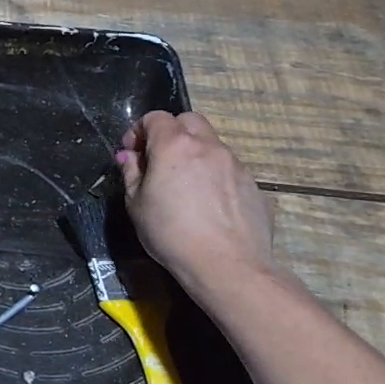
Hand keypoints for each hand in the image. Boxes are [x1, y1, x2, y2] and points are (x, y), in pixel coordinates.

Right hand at [116, 111, 276, 294]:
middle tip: (160, 159)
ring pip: (212, 146)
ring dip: (195, 155)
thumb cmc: (171, 232)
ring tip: (185, 186)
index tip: (133, 154)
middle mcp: (208, 148)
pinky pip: (229, 171)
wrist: (228, 266)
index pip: (155, 117)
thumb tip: (130, 158)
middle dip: (172, 132)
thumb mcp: (136, 203)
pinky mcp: (255, 187)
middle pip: (190, 121)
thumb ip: (131, 173)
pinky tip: (209, 205)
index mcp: (175, 146)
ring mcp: (236, 166)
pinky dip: (215, 177)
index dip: (140, 131)